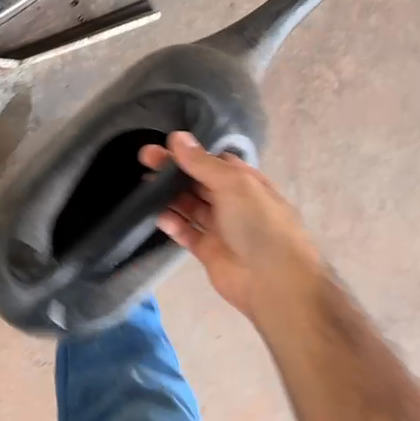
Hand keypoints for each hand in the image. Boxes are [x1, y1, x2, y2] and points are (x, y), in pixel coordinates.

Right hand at [139, 131, 320, 321]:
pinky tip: (157, 215)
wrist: (274, 284)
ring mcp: (220, 227)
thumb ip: (201, 162)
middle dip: (173, 170)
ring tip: (144, 185)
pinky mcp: (208, 250)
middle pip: (197, 181)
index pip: (213, 161)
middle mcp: (233, 202)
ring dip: (168, 194)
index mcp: (246, 183)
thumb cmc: (259, 224)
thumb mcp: (234, 184)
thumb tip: (176, 136)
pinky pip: (185, 231)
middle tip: (145, 159)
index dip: (189, 153)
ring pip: (189, 205)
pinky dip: (172, 223)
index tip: (164, 146)